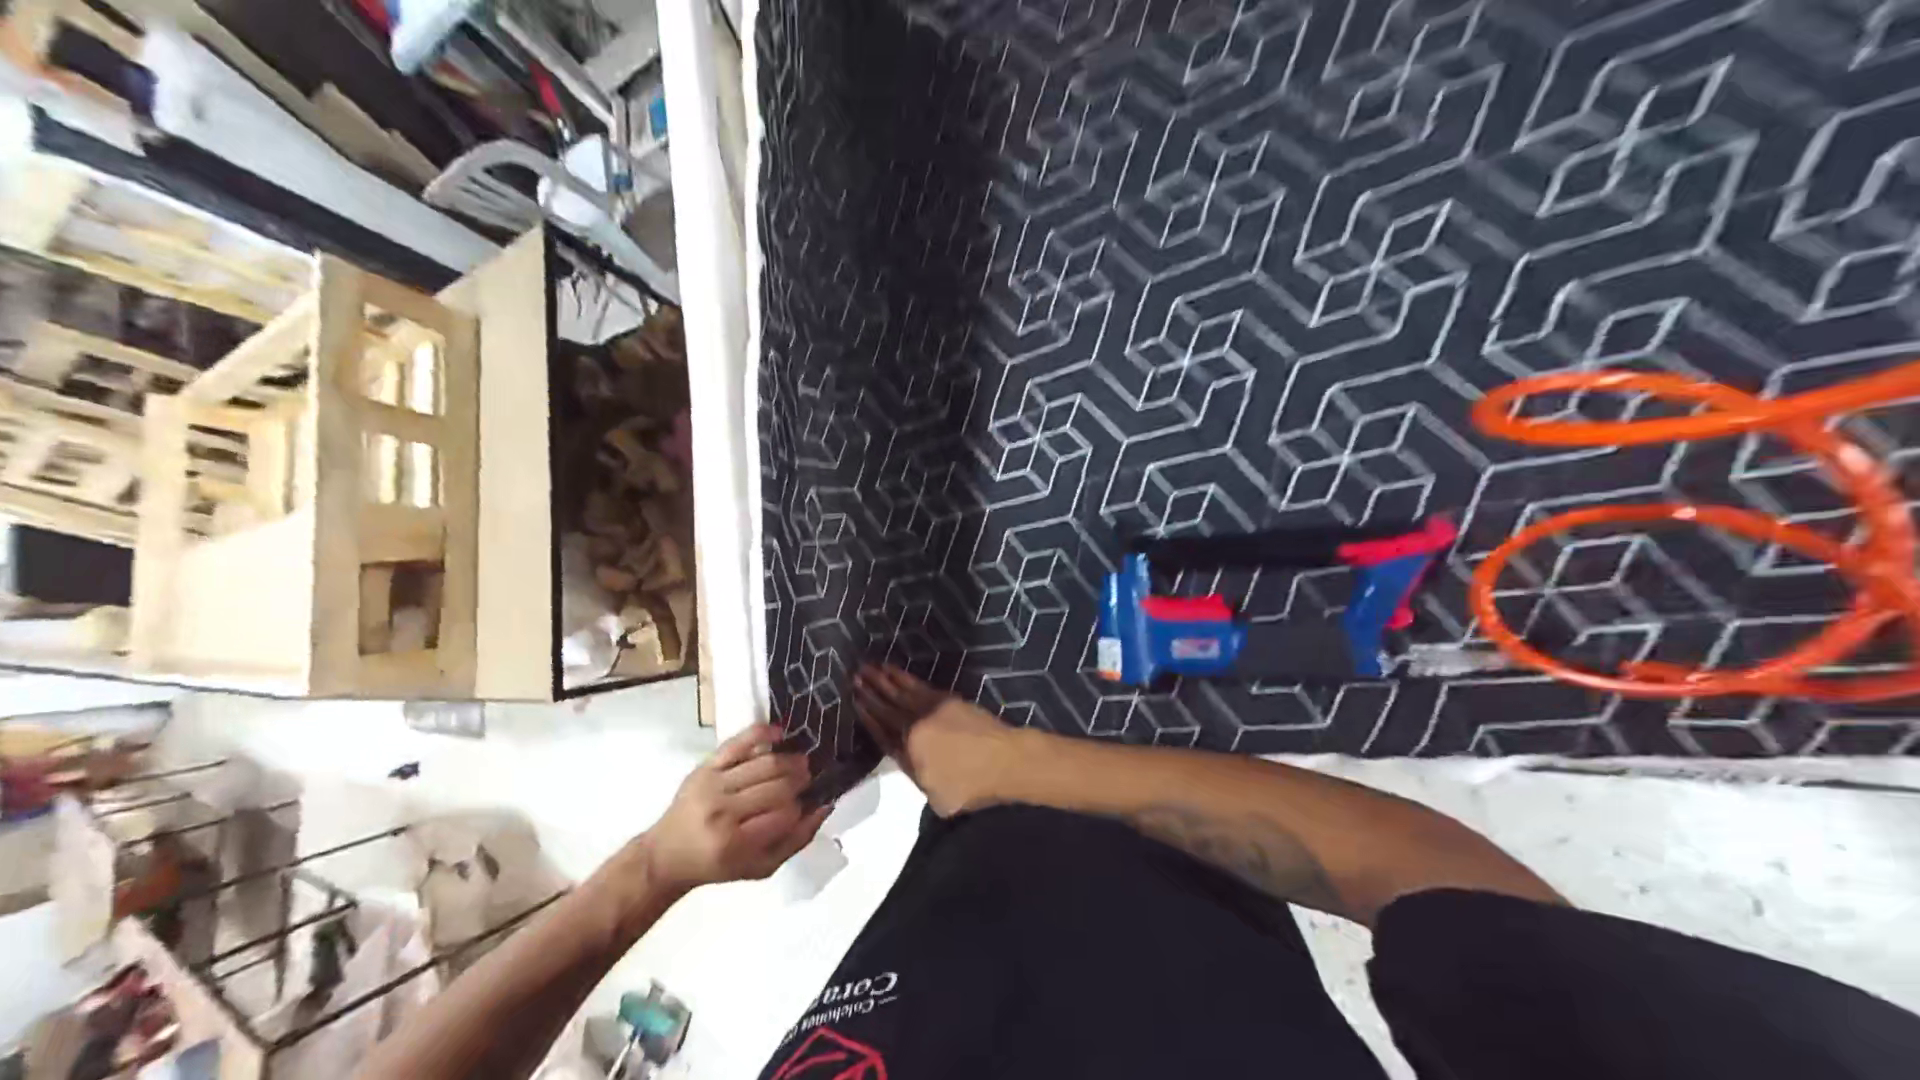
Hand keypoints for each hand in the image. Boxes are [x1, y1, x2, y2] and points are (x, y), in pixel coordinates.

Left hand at [644, 725, 829, 889]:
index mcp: (736, 843)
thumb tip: (825, 806)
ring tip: (800, 763)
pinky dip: (763, 733)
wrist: (667, 854)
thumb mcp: (761, 867)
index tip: (804, 807)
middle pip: (778, 786)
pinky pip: (739, 742)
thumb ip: (797, 840)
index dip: (800, 808)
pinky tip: (780, 733)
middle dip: (800, 781)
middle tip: (808, 780)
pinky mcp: (706, 765)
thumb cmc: (719, 865)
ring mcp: (713, 784)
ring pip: (765, 763)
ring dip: (790, 760)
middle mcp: (723, 811)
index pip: (785, 815)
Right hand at [851, 664, 1029, 815]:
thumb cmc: (972, 788)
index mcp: (908, 753)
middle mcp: (914, 728)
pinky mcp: (947, 700)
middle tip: (853, 676)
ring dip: (882, 679)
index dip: (867, 716)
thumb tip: (909, 759)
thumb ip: (915, 774)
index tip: (854, 701)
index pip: (881, 732)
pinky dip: (903, 677)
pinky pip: (918, 685)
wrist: (1005, 762)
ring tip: (866, 667)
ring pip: (900, 692)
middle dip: (869, 693)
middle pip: (887, 708)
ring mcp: (931, 710)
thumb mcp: (935, 797)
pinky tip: (893, 670)